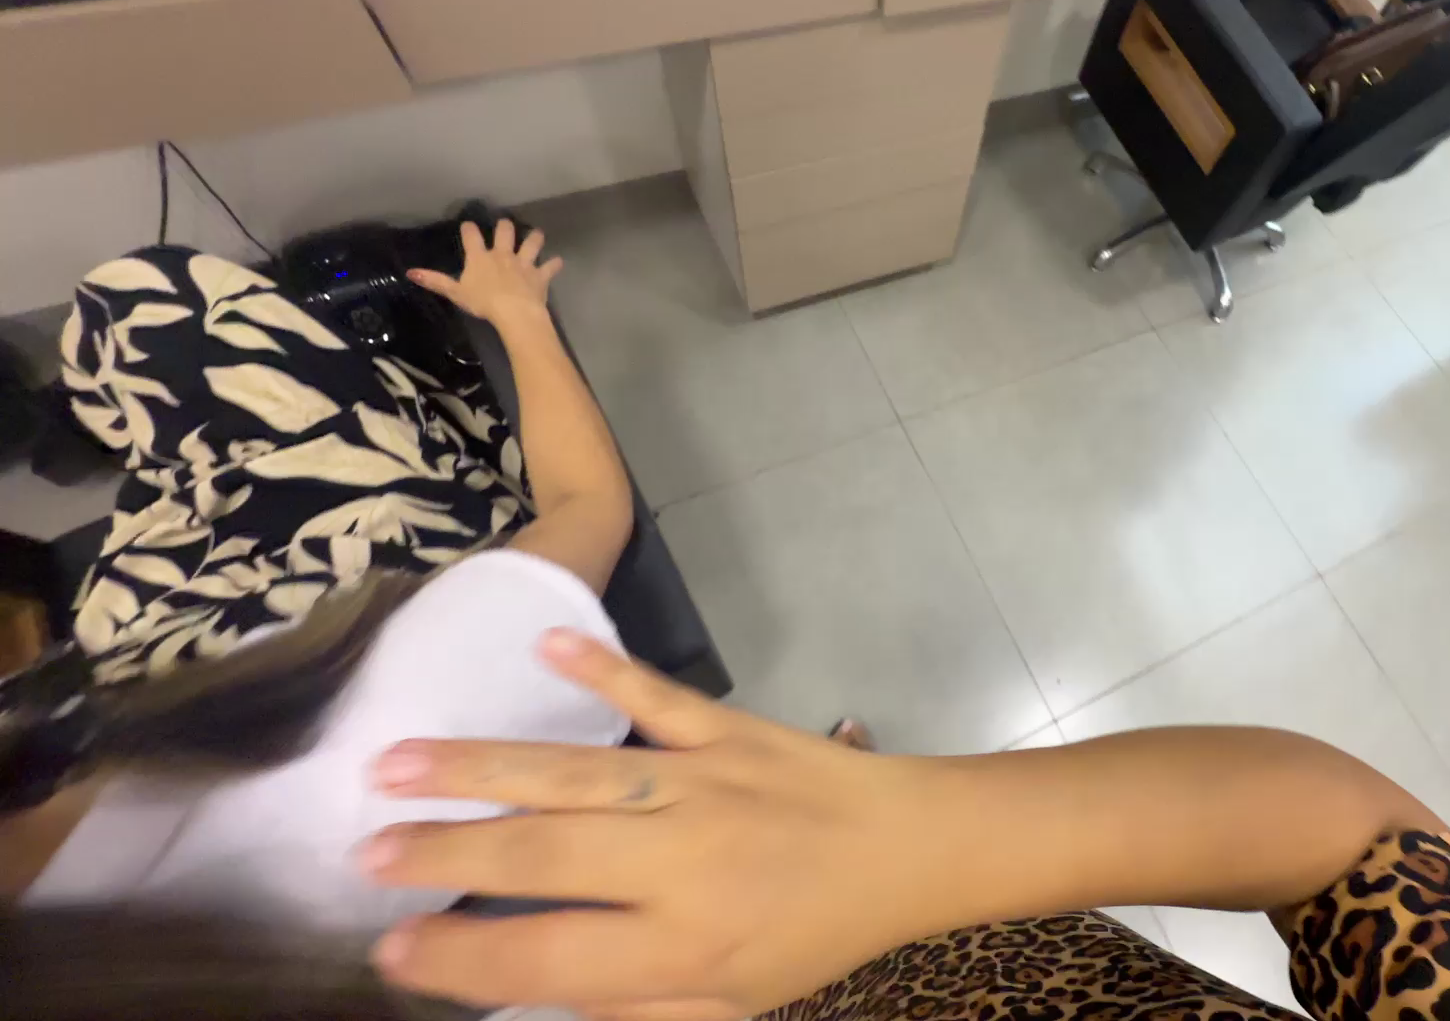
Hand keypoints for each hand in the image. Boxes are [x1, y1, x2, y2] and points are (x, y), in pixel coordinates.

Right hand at [360, 633, 958, 1018]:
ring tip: (402, 762)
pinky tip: (549, 643)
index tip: (386, 949)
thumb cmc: (820, 933)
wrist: (904, 847)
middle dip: (445, 855)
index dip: (455, 961)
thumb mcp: (733, 1004)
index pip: (538, 959)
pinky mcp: (730, 730)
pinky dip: (603, 668)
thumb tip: (535, 992)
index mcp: (678, 946)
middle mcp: (678, 862)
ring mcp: (703, 781)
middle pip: (540, 859)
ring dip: (486, 765)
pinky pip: (658, 698)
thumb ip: (636, 1005)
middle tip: (365, 850)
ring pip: (576, 774)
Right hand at [408, 219, 561, 326]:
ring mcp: (524, 263)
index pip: (471, 235)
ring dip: (535, 238)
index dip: (469, 228)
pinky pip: (550, 267)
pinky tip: (559, 261)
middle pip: (504, 232)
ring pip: (532, 244)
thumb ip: (436, 281)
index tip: (469, 225)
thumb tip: (410, 272)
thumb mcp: (456, 292)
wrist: (514, 312)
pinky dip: (555, 264)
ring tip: (538, 233)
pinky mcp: (541, 275)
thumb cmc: (484, 303)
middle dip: (505, 226)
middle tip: (506, 223)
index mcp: (480, 257)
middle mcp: (503, 255)